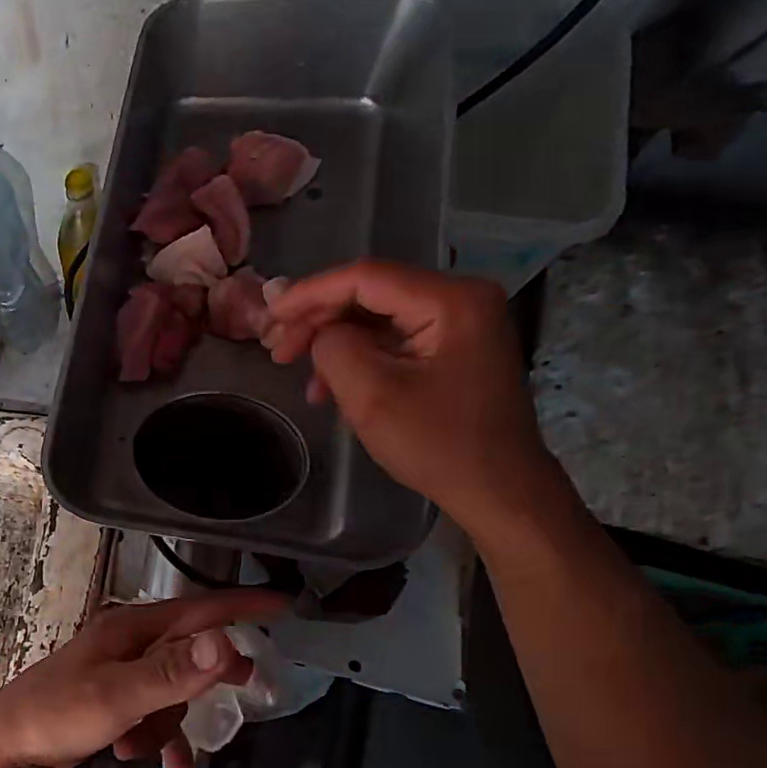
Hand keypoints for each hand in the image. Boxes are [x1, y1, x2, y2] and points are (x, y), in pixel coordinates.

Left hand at [0, 590, 285, 767]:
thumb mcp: (119, 697)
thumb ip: (173, 672)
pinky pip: (154, 712)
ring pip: (173, 690)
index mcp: (130, 628)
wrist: (7, 747)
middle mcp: (127, 641)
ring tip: (139, 748)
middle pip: (190, 649)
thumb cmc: (58, 714)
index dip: (243, 606)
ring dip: (169, 724)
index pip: (199, 609)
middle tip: (247, 691)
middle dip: (209, 678)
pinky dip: (163, 739)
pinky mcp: (112, 696)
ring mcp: (118, 668)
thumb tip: (225, 640)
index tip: (285, 603)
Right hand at [263, 261, 565, 533]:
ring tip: (296, 369)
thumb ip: (335, 348)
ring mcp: (458, 325)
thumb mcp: (372, 395)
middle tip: (276, 348)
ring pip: (376, 318)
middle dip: (317, 318)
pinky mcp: (452, 350)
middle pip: (370, 293)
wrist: (496, 489)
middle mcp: (460, 299)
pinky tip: (329, 386)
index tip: (270, 317)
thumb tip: (322, 335)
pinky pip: (392, 340)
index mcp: (451, 300)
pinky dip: (356, 357)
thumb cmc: (437, 444)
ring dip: (332, 340)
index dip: (309, 293)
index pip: (365, 278)